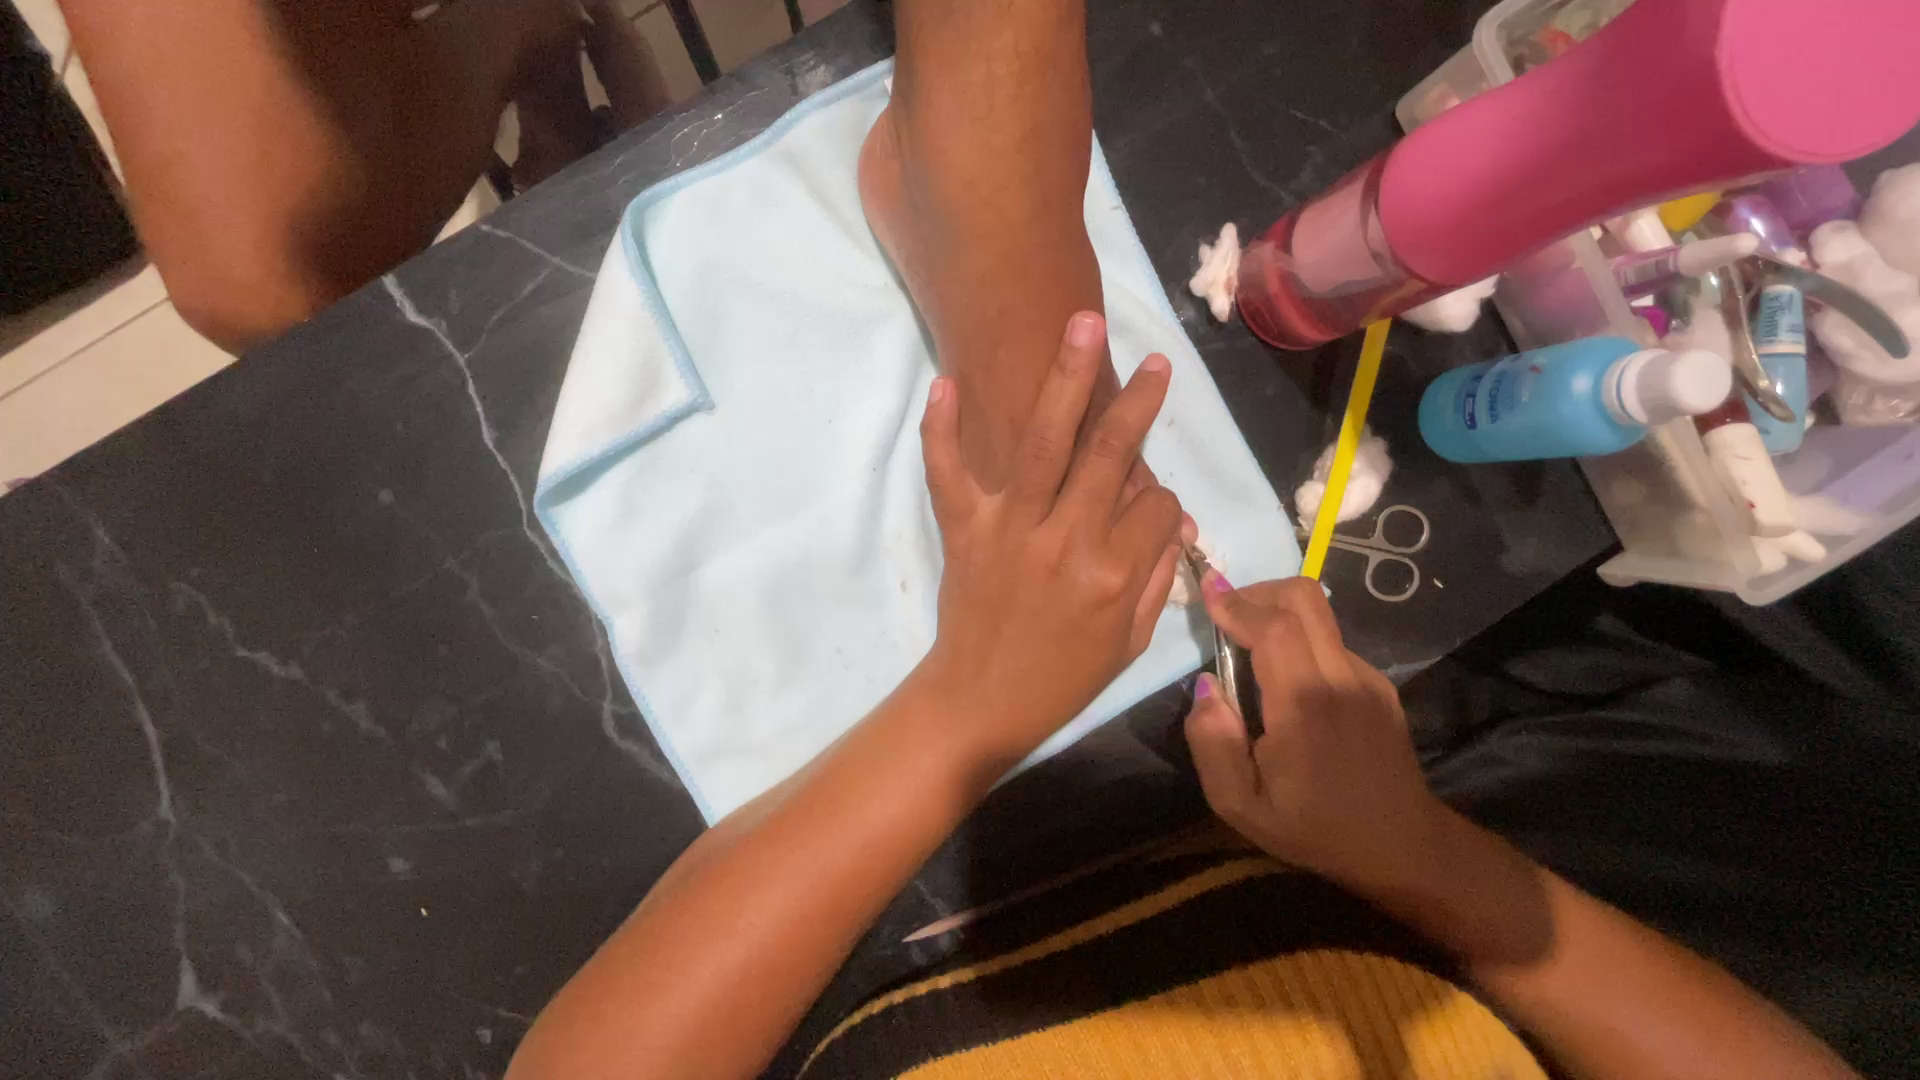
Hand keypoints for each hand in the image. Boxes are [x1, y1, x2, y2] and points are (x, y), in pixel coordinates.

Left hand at [919, 312, 1184, 760]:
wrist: (981, 703)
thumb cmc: (1061, 679)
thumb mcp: (1129, 642)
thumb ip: (1156, 579)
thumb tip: (1173, 524)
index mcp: (1114, 572)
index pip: (1156, 504)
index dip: (1163, 503)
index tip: (1152, 512)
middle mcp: (1066, 539)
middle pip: (1112, 454)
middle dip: (1138, 402)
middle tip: (1153, 362)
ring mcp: (1009, 529)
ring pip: (1044, 444)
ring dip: (1067, 380)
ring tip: (1083, 325)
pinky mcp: (964, 529)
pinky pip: (949, 473)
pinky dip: (941, 431)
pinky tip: (947, 383)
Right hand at [1183, 577, 1447, 893]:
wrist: (1404, 847)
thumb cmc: (1314, 828)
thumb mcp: (1240, 804)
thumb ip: (1211, 742)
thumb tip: (1206, 686)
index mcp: (1304, 706)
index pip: (1273, 627)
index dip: (1236, 603)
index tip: (1207, 590)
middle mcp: (1341, 679)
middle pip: (1304, 599)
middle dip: (1259, 592)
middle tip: (1226, 612)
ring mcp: (1367, 679)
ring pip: (1320, 616)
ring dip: (1278, 614)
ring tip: (1249, 646)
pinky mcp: (1379, 685)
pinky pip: (1332, 642)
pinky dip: (1300, 640)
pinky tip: (1285, 679)